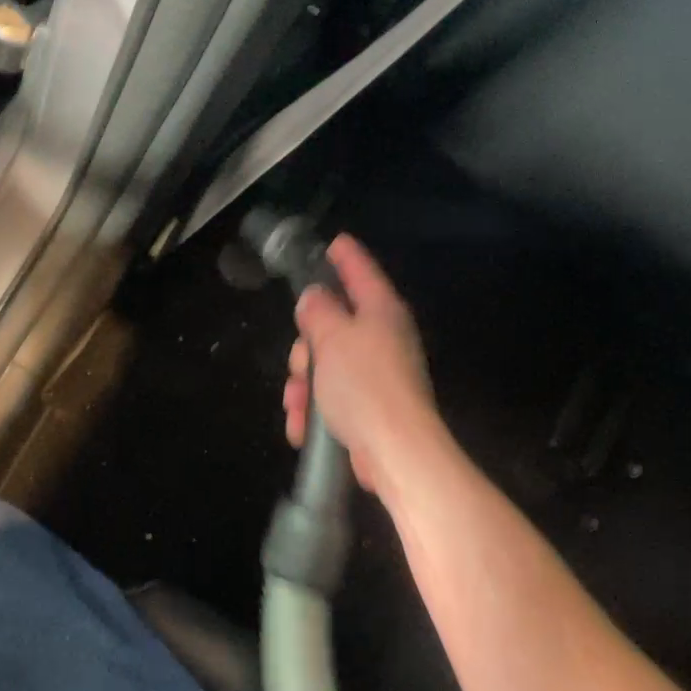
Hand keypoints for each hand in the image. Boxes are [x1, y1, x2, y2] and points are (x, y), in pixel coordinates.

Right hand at [284, 235, 438, 492]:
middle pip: (333, 327)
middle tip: (299, 365)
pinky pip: (331, 401)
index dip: (344, 257)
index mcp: (381, 311)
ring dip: (304, 387)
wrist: (393, 448)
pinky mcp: (368, 410)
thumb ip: (318, 312)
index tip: (334, 242)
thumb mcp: (332, 338)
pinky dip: (313, 413)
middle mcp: (383, 339)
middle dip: (305, 349)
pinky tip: (303, 429)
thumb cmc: (363, 384)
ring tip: (298, 406)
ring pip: (325, 368)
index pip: (361, 272)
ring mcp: (376, 376)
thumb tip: (314, 297)